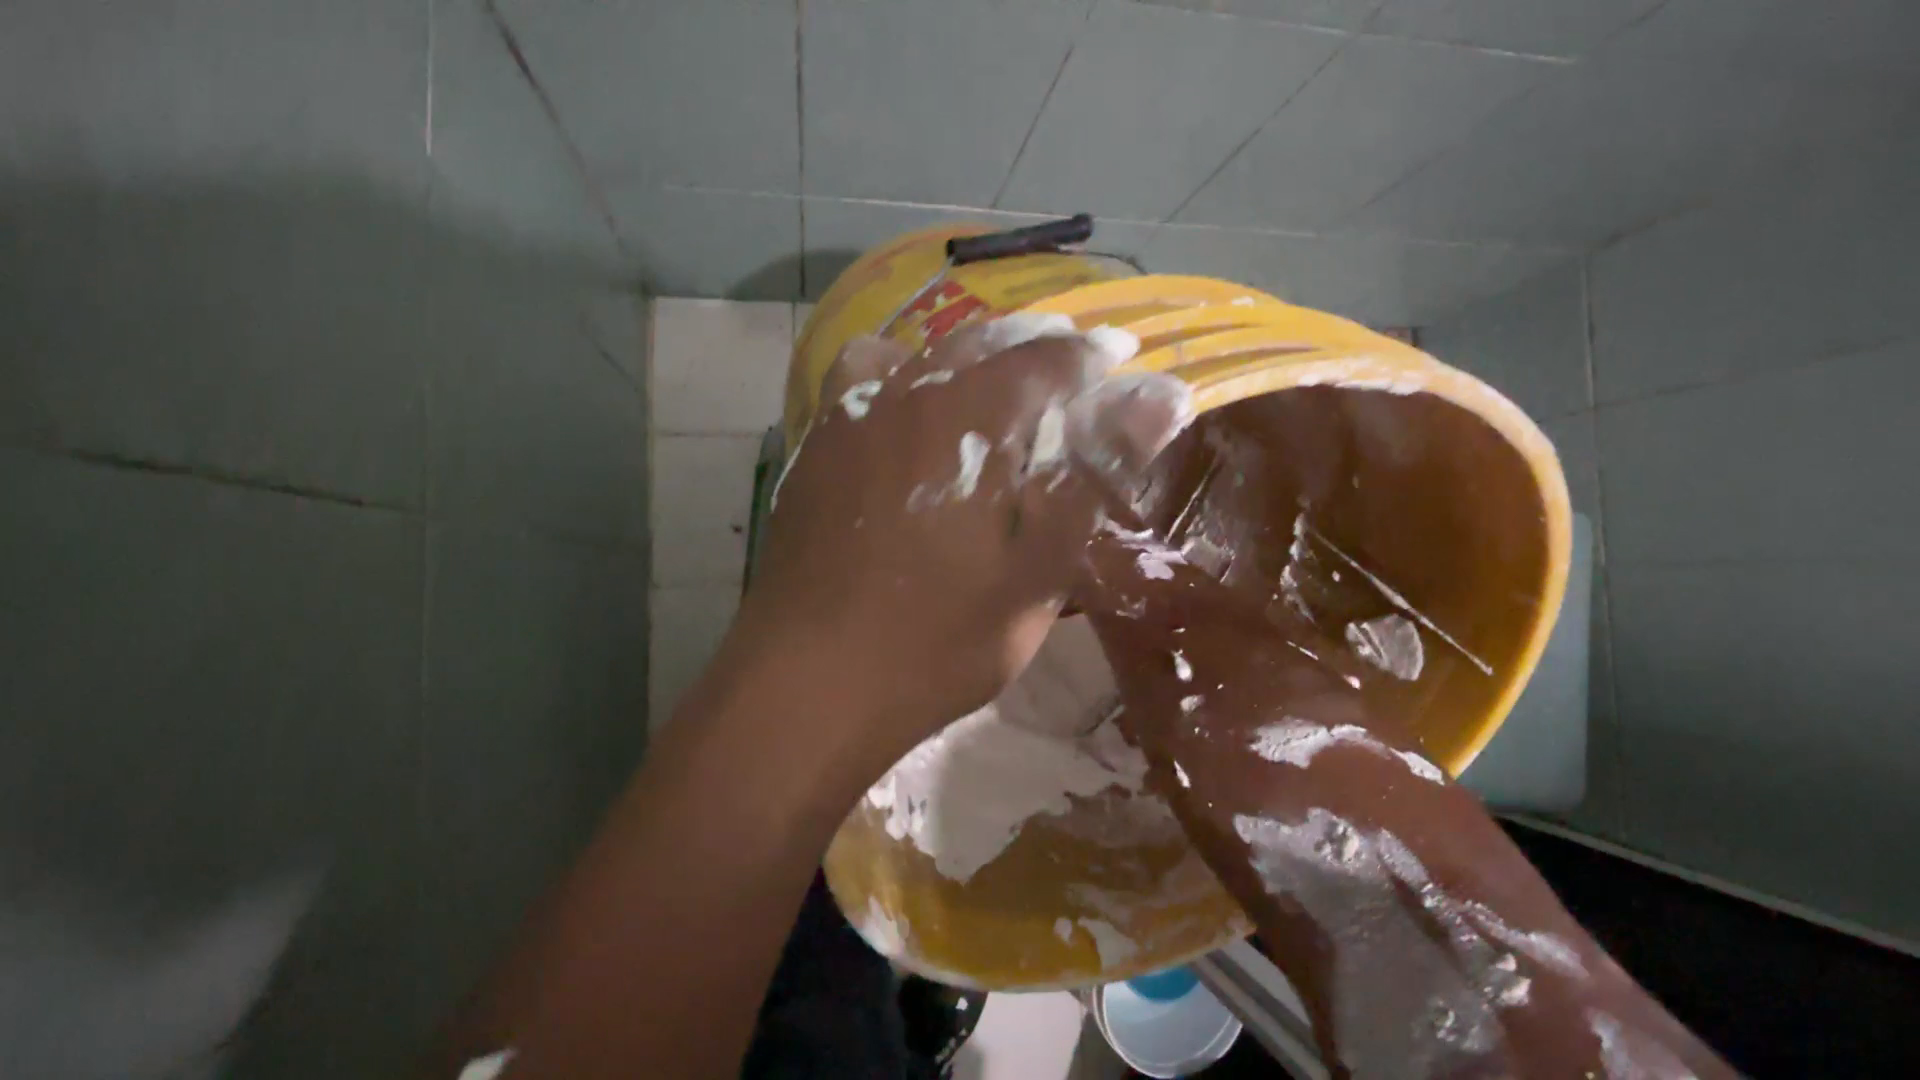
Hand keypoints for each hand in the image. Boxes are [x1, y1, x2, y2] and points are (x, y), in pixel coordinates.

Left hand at [729, 314, 1193, 760]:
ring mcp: (850, 418)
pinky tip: (902, 413)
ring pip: (915, 353)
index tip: (1121, 357)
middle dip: (1032, 345)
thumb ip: (1095, 472)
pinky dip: (894, 377)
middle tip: (1065, 367)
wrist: (813, 678)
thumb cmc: (942, 634)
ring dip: (963, 355)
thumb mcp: (1040, 566)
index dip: (1092, 355)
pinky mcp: (813, 450)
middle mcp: (906, 394)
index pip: (1047, 359)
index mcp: (971, 416)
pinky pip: (857, 381)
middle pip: (980, 341)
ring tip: (987, 382)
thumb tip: (1161, 395)